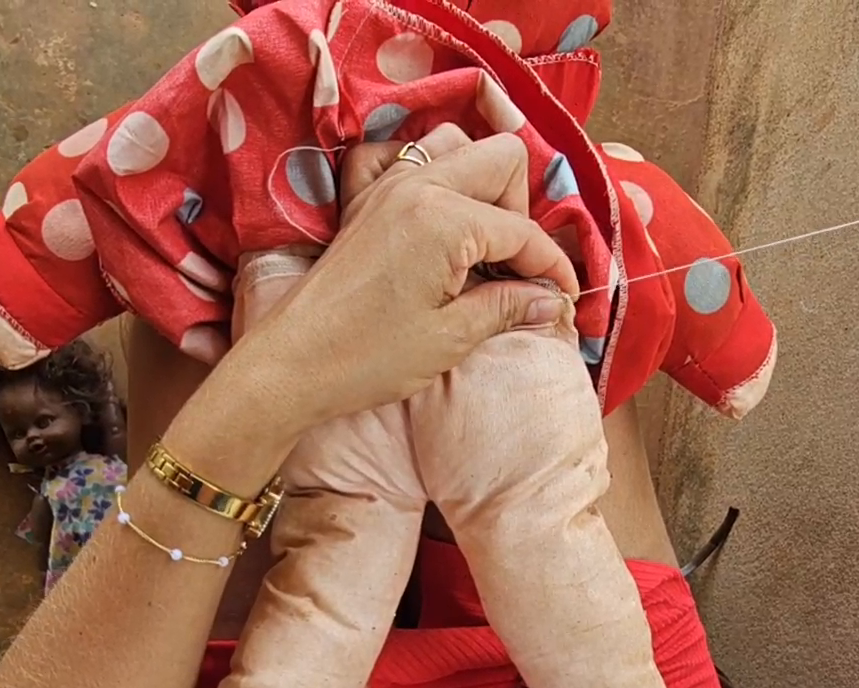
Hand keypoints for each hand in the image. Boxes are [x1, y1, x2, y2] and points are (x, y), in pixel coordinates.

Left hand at [227, 132, 577, 428]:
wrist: (293, 365)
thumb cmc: (369, 358)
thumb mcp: (450, 338)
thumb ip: (507, 308)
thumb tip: (551, 300)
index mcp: (445, 218)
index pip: (521, 229)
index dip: (552, 266)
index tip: (565, 300)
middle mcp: (418, 185)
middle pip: (501, 160)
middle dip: (521, 212)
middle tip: (514, 270)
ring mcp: (385, 188)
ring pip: (458, 149)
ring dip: (482, 188)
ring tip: (479, 248)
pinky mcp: (363, 204)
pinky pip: (405, 162)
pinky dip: (430, 178)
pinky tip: (434, 221)